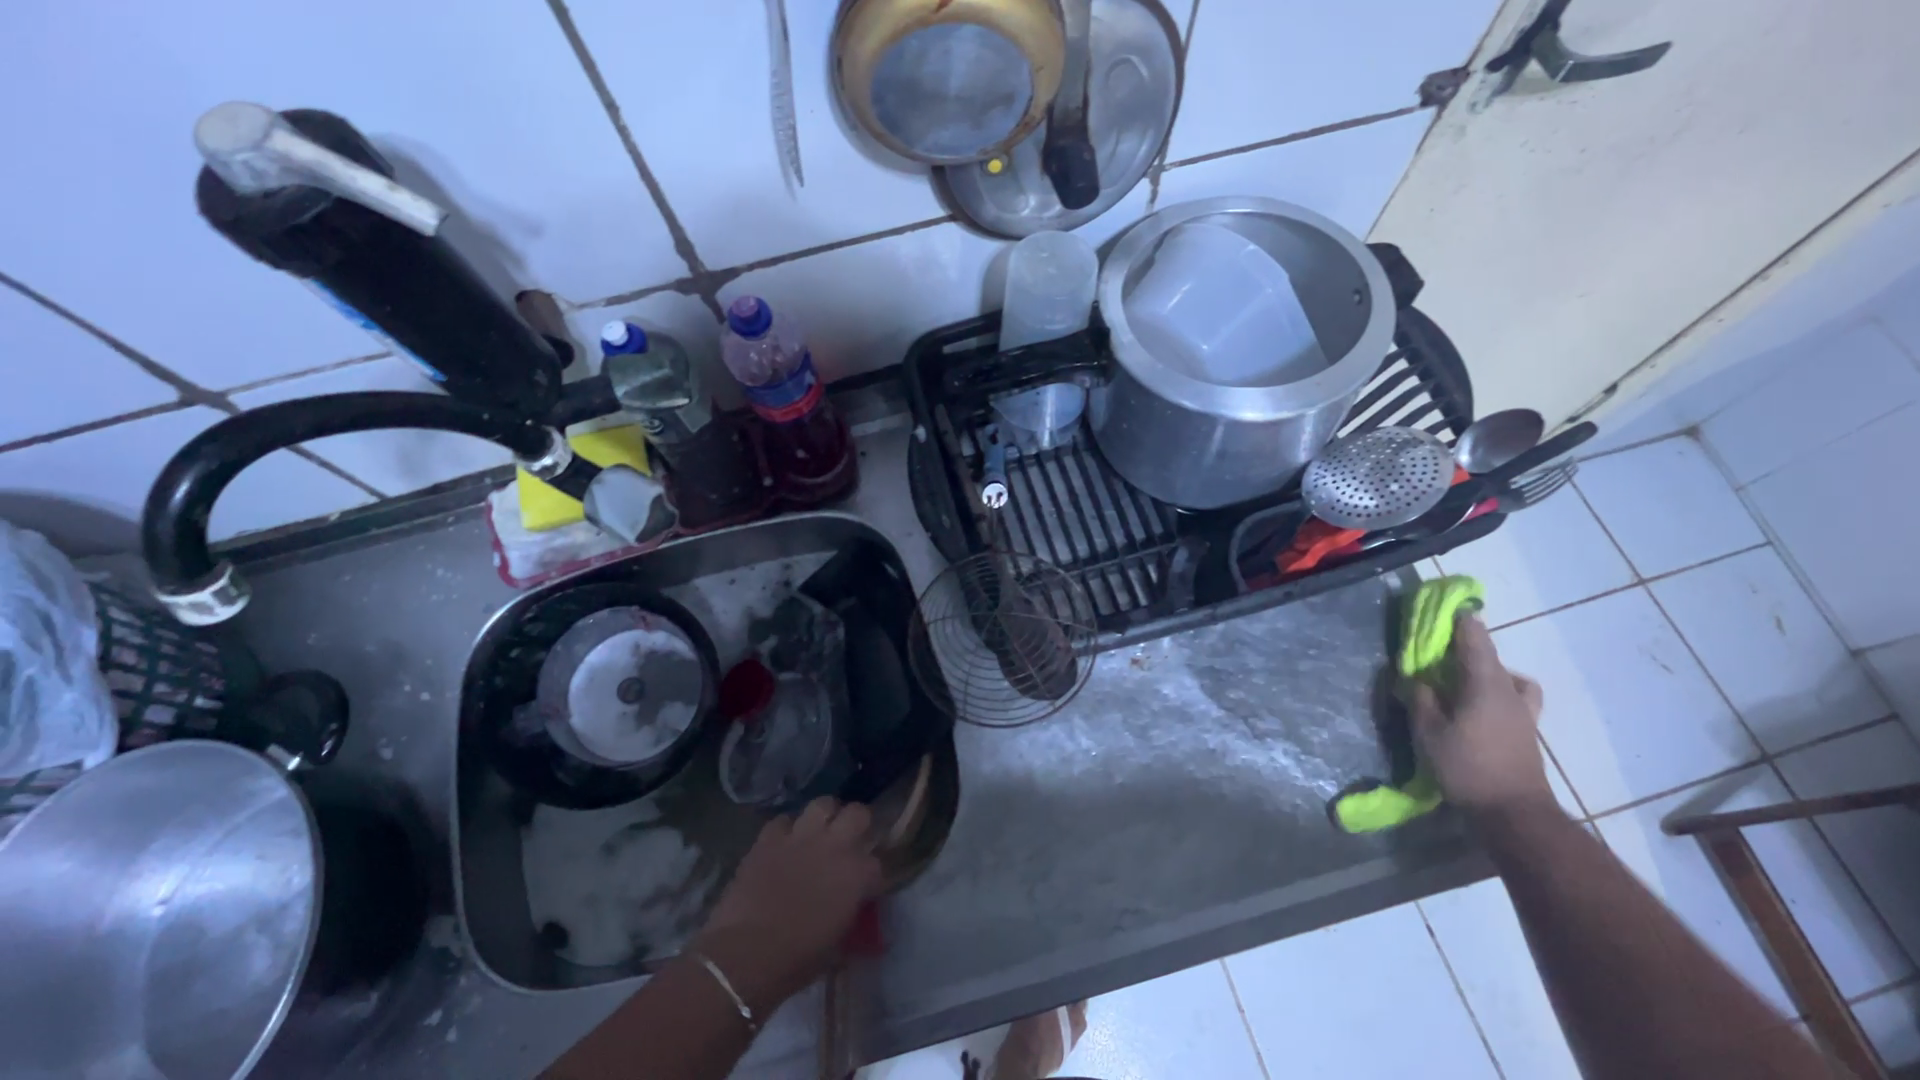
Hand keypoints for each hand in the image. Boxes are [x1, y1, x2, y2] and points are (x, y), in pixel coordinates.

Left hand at [691, 798, 882, 1010]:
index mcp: (857, 875)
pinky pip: (782, 821)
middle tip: (849, 840)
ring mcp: (800, 838)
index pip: (878, 862)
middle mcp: (835, 847)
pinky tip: (783, 844)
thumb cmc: (797, 960)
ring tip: (819, 832)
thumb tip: (848, 912)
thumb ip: (848, 918)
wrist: (746, 955)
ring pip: (822, 804)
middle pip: (858, 813)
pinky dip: (786, 830)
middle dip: (858, 824)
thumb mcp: (837, 946)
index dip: (872, 873)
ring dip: (824, 816)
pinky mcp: (768, 839)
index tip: (866, 885)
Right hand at [1405, 613, 1555, 819]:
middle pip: (1489, 656)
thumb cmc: (1467, 767)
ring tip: (1463, 681)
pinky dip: (1498, 691)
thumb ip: (1421, 700)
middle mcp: (1508, 690)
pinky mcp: (1526, 730)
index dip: (1460, 621)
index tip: (1448, 608)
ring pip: (1506, 676)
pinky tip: (1480, 707)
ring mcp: (1523, 711)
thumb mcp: (1429, 732)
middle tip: (1441, 650)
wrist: (1514, 812)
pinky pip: (1514, 696)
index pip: (1474, 639)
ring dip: (1485, 670)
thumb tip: (1416, 678)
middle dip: (1467, 646)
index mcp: (1485, 684)